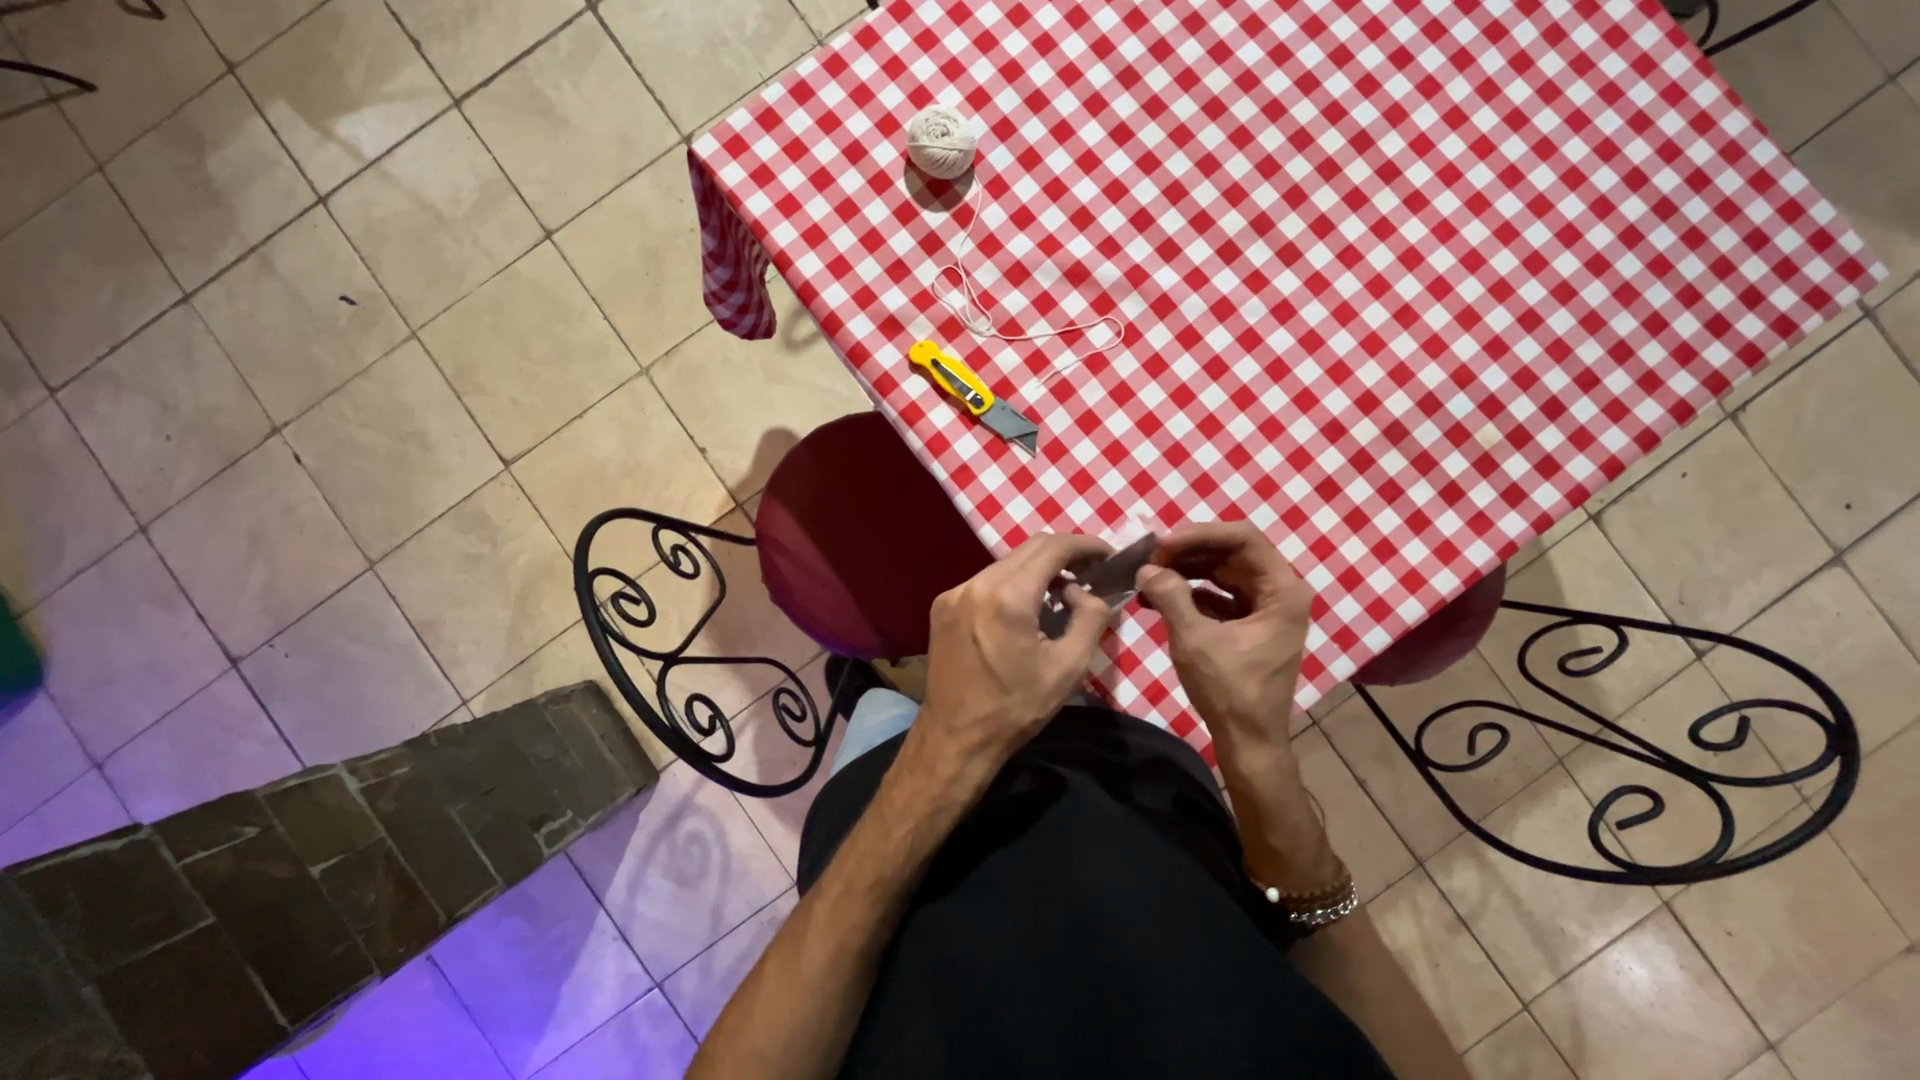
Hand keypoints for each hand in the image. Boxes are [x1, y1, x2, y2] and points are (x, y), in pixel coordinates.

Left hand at [906, 533, 1113, 789]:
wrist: (956, 737)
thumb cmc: (1015, 708)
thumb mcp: (1068, 667)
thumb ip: (1090, 618)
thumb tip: (1088, 592)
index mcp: (1007, 597)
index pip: (1053, 548)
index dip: (1085, 545)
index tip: (1108, 555)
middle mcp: (975, 584)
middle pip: (1028, 549)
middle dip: (1064, 554)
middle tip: (1091, 571)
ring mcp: (954, 594)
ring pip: (1006, 564)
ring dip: (1038, 569)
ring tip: (1063, 592)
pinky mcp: (943, 606)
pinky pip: (986, 582)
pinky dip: (1013, 584)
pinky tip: (1028, 608)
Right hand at [1136, 522, 1336, 893]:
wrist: (1248, 741)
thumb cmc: (1230, 691)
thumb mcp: (1195, 640)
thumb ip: (1171, 597)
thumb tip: (1146, 569)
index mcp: (1283, 590)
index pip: (1243, 538)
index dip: (1200, 534)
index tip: (1162, 545)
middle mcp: (1281, 592)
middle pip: (1233, 552)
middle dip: (1189, 551)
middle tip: (1149, 558)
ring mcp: (1267, 608)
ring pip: (1223, 572)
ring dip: (1186, 570)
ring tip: (1149, 574)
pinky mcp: (1251, 624)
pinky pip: (1220, 594)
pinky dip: (1191, 592)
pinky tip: (1158, 597)